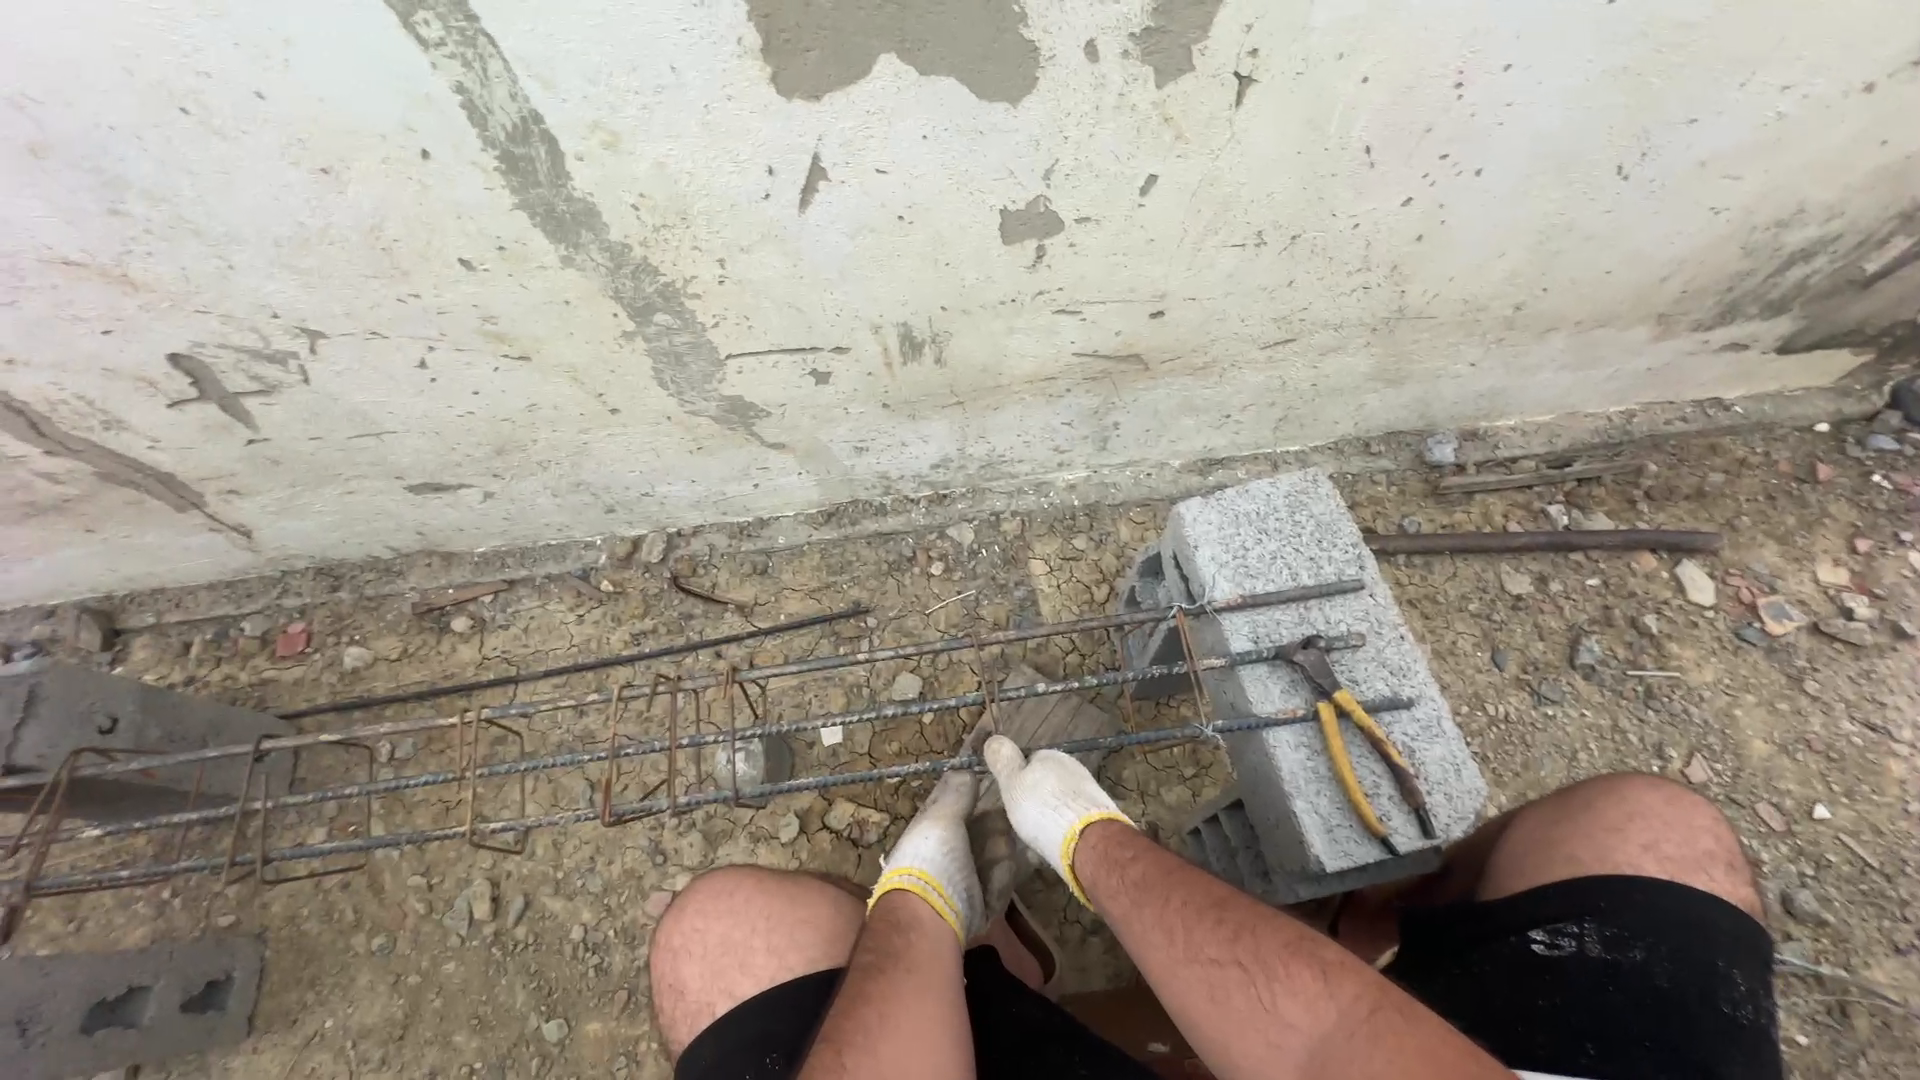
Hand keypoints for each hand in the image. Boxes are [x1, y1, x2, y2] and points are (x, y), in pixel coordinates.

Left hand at [870, 770, 985, 942]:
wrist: (931, 918)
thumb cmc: (932, 858)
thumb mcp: (941, 817)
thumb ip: (957, 792)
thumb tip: (966, 769)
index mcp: (934, 827)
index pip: (960, 803)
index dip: (979, 791)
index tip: (1000, 778)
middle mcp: (950, 850)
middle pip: (985, 828)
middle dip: (997, 825)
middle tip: (1010, 818)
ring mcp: (967, 877)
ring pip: (997, 854)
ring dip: (1000, 854)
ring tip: (999, 857)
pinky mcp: (982, 902)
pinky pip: (1001, 882)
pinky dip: (1001, 880)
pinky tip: (999, 878)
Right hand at [982, 735, 1132, 907]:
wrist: (1087, 839)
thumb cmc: (1041, 809)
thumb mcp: (1011, 784)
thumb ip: (1003, 761)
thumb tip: (993, 739)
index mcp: (1050, 756)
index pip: (1030, 761)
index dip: (1018, 781)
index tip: (1011, 800)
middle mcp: (1072, 767)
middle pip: (1047, 782)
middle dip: (1037, 800)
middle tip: (1024, 822)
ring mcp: (1089, 790)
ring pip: (1061, 802)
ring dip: (1051, 816)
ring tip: (1039, 839)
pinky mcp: (1101, 814)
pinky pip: (1075, 819)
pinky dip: (1065, 830)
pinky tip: (1057, 846)